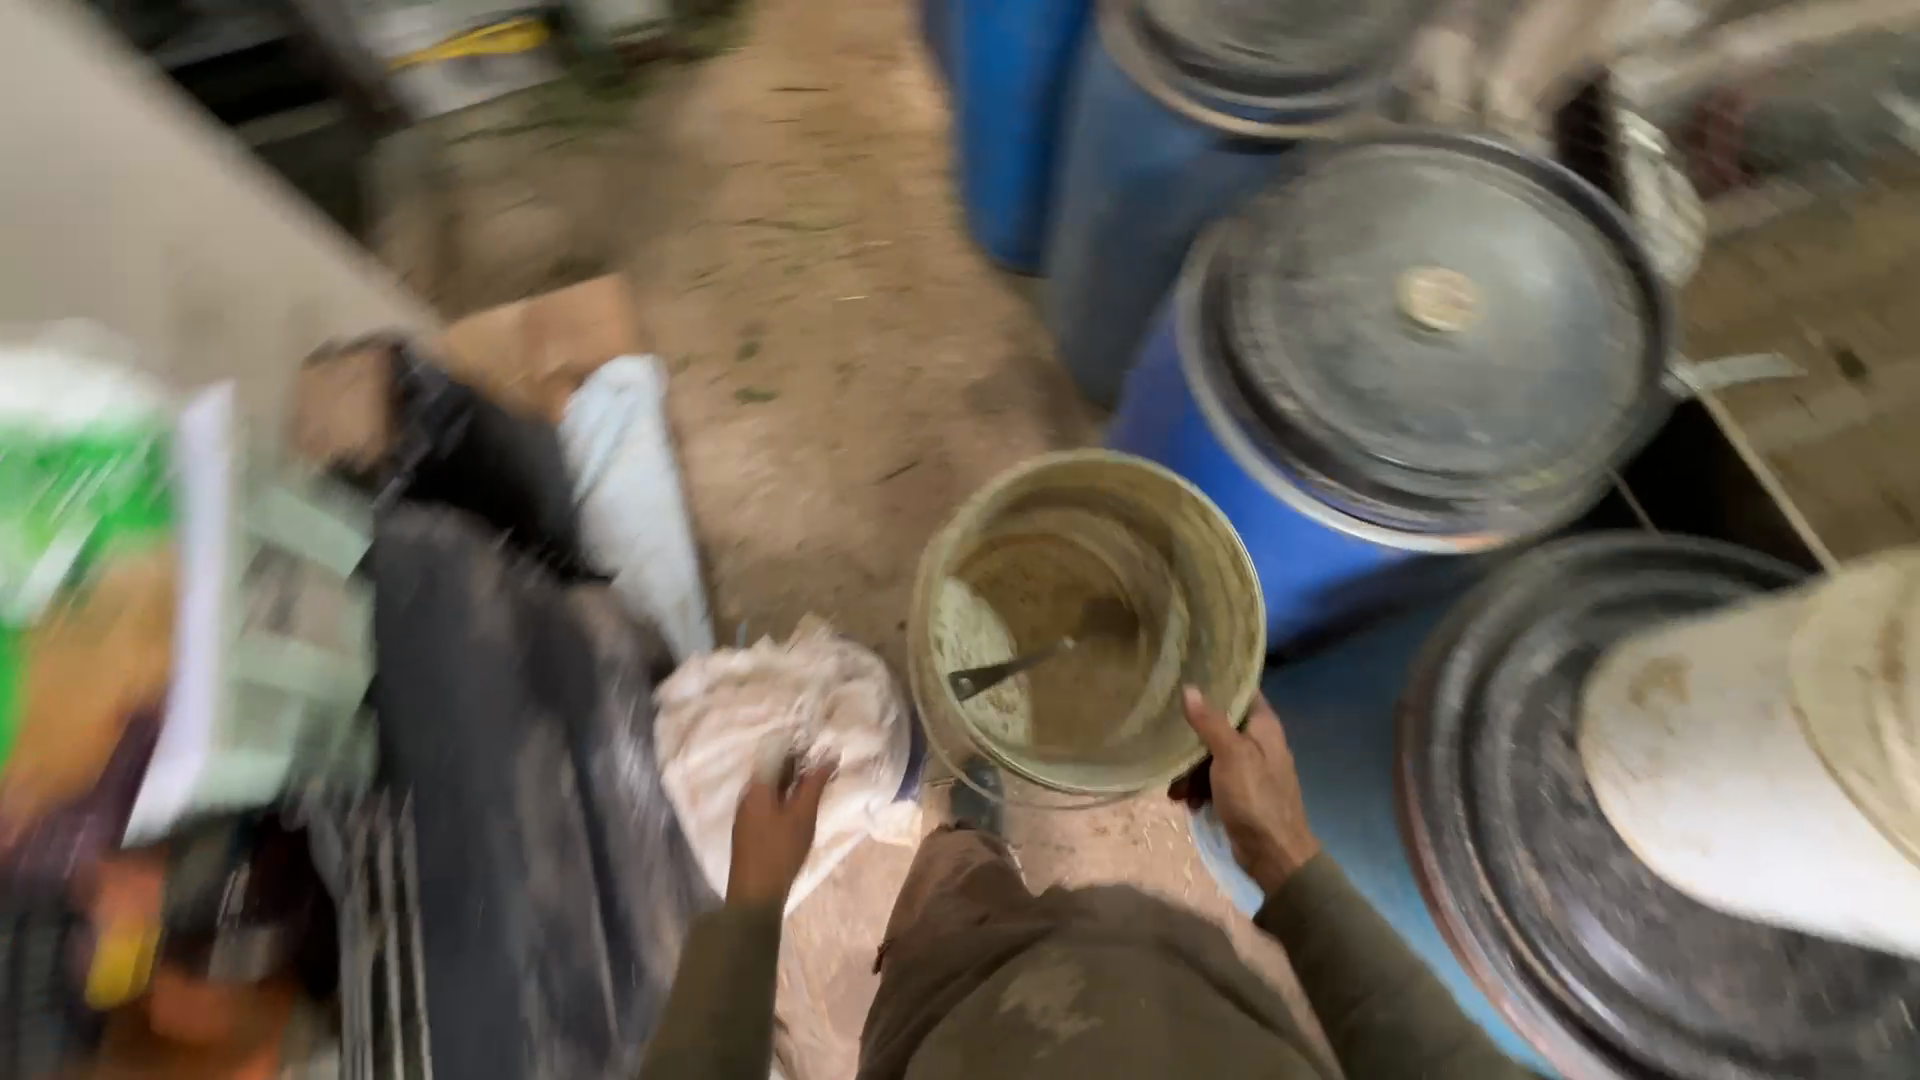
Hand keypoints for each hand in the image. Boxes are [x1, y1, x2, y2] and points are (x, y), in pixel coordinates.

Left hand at [727, 757, 833, 908]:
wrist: (754, 895)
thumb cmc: (780, 850)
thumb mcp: (803, 815)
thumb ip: (815, 784)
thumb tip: (829, 757)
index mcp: (757, 786)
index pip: (777, 752)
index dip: (800, 745)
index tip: (821, 747)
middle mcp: (747, 794)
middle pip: (773, 769)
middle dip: (798, 764)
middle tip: (824, 766)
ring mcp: (745, 812)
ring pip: (771, 786)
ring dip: (792, 781)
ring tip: (816, 784)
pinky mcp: (748, 828)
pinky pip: (768, 801)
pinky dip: (785, 797)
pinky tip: (800, 806)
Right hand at [1174, 688, 1320, 894]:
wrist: (1274, 855)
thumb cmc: (1255, 797)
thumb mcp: (1230, 755)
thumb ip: (1210, 721)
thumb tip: (1189, 688)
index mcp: (1264, 727)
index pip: (1241, 692)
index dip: (1218, 684)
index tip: (1188, 679)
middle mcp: (1258, 743)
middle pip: (1219, 725)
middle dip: (1193, 738)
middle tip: (1170, 743)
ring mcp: (1249, 769)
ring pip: (1211, 754)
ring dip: (1190, 770)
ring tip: (1176, 789)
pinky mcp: (1240, 793)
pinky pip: (1213, 780)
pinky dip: (1198, 788)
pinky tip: (1186, 801)